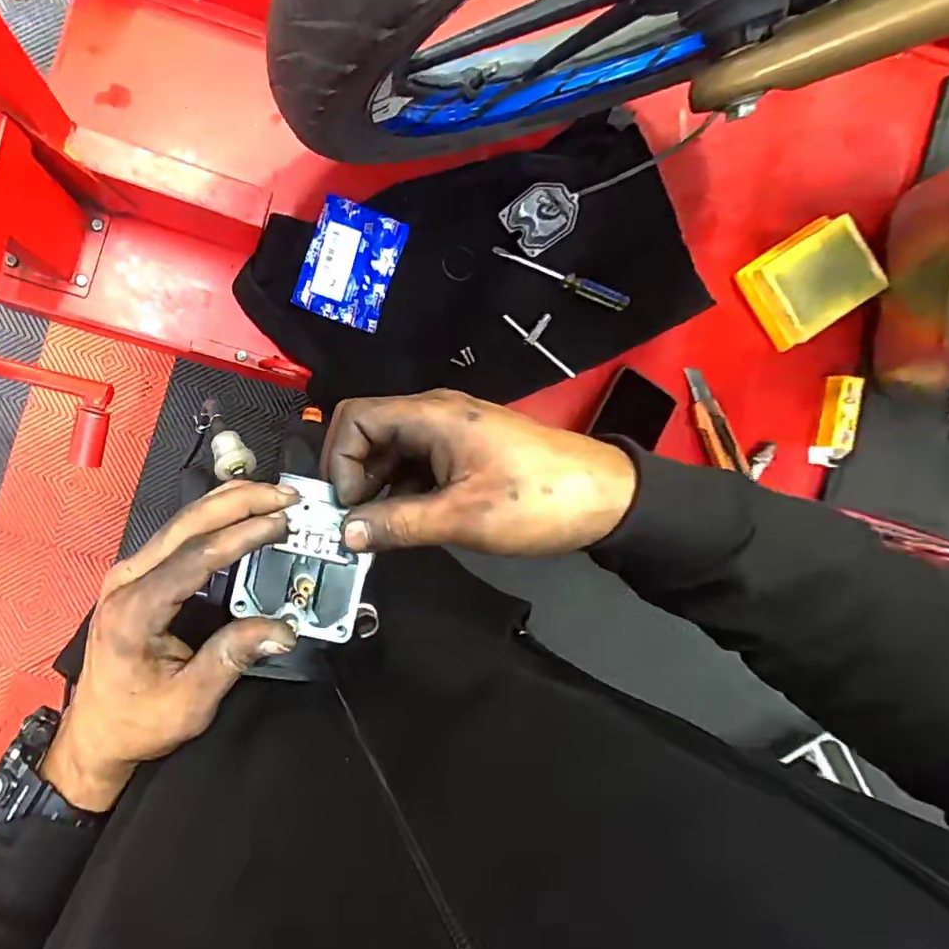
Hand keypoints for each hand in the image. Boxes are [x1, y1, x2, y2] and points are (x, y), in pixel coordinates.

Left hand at [42, 480, 299, 811]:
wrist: (96, 732)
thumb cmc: (136, 721)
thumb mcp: (189, 701)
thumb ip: (232, 657)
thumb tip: (280, 630)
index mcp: (134, 610)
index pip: (194, 556)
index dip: (241, 535)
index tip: (279, 522)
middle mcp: (126, 581)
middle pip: (187, 523)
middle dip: (240, 502)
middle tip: (284, 496)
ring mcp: (129, 573)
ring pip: (183, 521)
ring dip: (229, 503)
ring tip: (271, 496)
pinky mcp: (139, 575)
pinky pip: (180, 534)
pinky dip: (215, 518)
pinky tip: (240, 510)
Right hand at [321, 389, 638, 555]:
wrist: (608, 498)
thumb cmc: (537, 500)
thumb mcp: (461, 518)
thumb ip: (397, 524)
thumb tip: (346, 534)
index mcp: (430, 415)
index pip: (355, 418)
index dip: (340, 460)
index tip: (348, 505)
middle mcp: (434, 414)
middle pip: (367, 433)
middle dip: (354, 476)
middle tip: (358, 520)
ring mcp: (448, 431)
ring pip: (389, 451)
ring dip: (377, 486)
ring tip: (381, 527)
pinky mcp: (461, 450)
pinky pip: (414, 463)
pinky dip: (401, 489)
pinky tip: (408, 520)